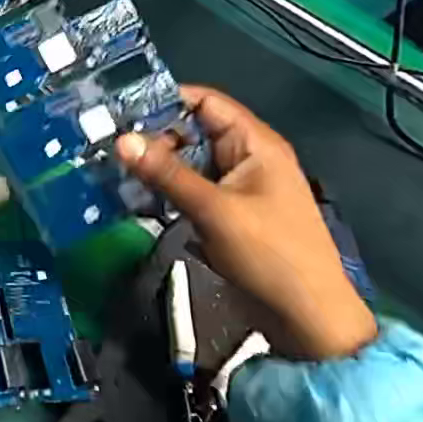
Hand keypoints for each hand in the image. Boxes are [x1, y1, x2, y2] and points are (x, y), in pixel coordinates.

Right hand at [116, 86, 375, 359]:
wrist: (309, 321)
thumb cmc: (270, 255)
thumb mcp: (214, 210)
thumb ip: (167, 174)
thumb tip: (122, 140)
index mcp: (255, 143)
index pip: (205, 101)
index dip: (165, 100)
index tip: (123, 112)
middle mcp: (246, 156)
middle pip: (193, 130)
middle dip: (155, 137)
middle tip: (113, 148)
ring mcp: (238, 185)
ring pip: (189, 161)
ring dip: (158, 166)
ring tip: (117, 170)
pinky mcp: (229, 212)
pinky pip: (193, 188)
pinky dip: (168, 189)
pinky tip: (138, 197)